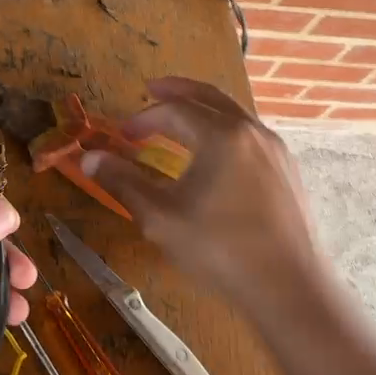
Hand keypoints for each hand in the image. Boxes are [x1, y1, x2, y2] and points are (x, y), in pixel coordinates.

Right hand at [81, 77, 326, 317]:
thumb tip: (88, 157)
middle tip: (153, 89)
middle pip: (210, 98)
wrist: (287, 285)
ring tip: (181, 118)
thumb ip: (122, 182)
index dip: (142, 120)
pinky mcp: (287, 173)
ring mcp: (276, 151)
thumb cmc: (218, 249)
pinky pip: (249, 136)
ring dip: (203, 110)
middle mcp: (252, 132)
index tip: (121, 136)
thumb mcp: (159, 217)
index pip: (174, 111)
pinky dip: (223, 130)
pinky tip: (214, 154)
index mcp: (221, 136)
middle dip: (178, 91)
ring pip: (234, 115)